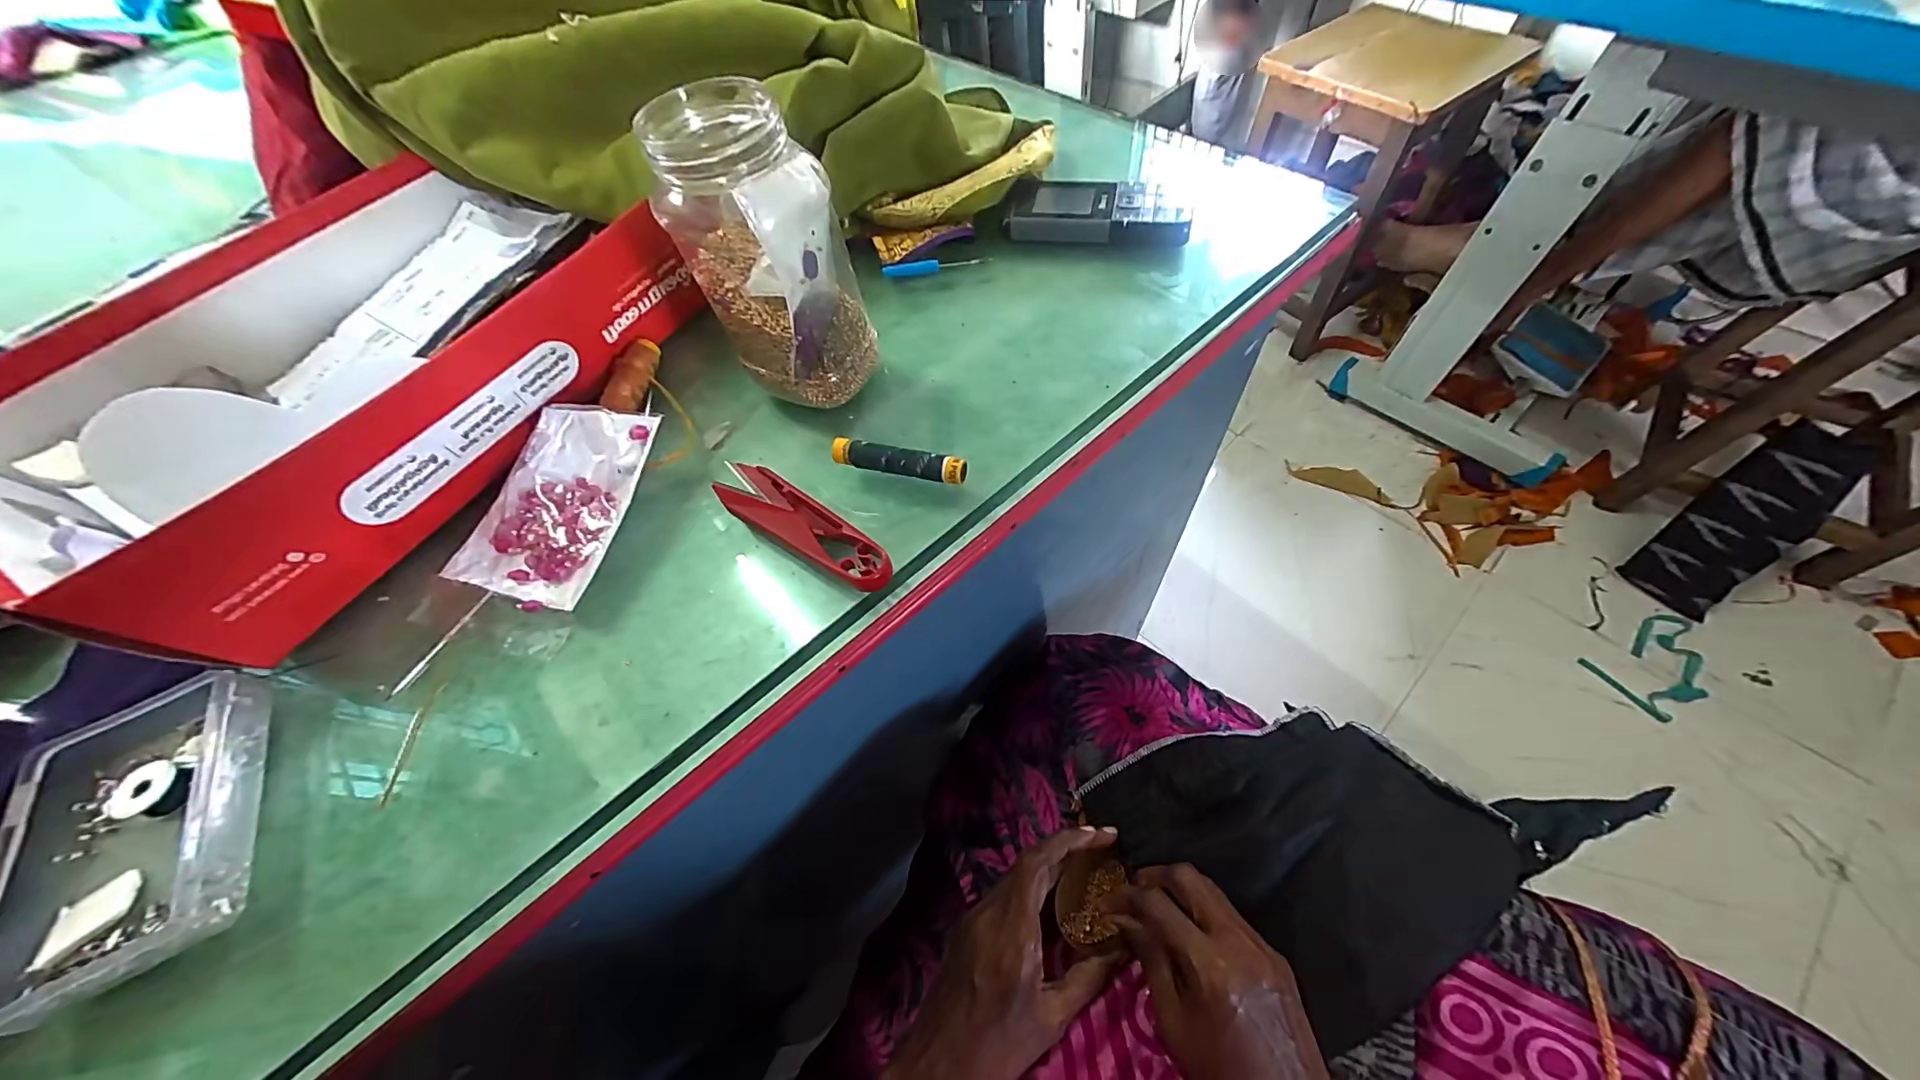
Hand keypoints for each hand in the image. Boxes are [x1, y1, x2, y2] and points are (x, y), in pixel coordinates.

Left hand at [882, 827, 1125, 1079]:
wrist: (938, 1065)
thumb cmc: (997, 1045)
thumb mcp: (1051, 1017)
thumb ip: (1088, 977)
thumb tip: (1123, 947)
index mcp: (1011, 928)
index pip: (1037, 863)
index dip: (1069, 840)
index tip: (1103, 834)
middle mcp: (988, 912)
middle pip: (1027, 863)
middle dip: (1066, 849)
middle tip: (1102, 850)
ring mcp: (973, 917)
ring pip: (1015, 877)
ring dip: (1050, 867)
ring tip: (1085, 872)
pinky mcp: (967, 929)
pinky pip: (1004, 894)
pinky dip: (1033, 887)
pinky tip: (1054, 902)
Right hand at [1107, 864, 1328, 1079]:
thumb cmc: (1221, 1071)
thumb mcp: (1173, 1023)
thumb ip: (1151, 962)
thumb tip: (1126, 921)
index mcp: (1209, 963)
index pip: (1157, 903)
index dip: (1126, 896)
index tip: (1107, 903)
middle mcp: (1238, 941)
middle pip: (1189, 877)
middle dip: (1154, 876)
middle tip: (1133, 892)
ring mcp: (1262, 944)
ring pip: (1213, 892)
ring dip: (1181, 891)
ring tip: (1158, 909)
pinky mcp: (1276, 955)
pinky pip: (1233, 917)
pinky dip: (1205, 914)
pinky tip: (1192, 935)